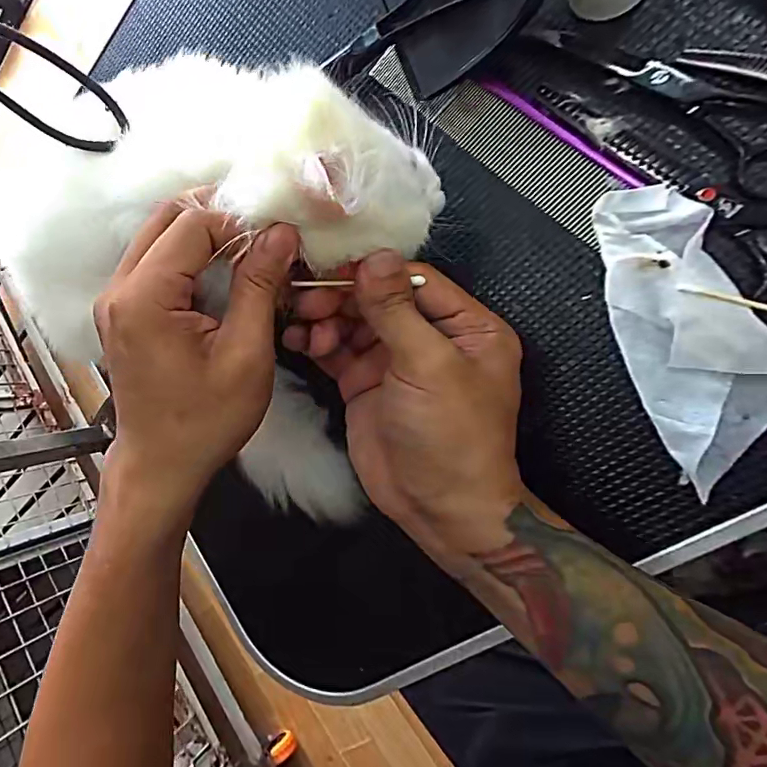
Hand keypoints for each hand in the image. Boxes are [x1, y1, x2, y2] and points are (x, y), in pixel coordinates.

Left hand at [95, 191, 297, 516]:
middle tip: (266, 229)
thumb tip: (279, 234)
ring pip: (159, 234)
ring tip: (251, 248)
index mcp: (145, 299)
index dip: (240, 219)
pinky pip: (156, 261)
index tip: (278, 234)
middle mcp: (119, 290)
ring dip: (206, 231)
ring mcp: (116, 300)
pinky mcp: (124, 312)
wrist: (161, 466)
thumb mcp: (245, 356)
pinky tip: (225, 271)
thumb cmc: (205, 422)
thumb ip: (258, 287)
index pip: (192, 223)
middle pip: (167, 216)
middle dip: (220, 213)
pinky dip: (192, 255)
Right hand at [284, 250, 525, 560]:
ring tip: (305, 327)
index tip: (331, 268)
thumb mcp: (429, 366)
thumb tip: (376, 257)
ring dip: (326, 318)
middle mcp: (433, 338)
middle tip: (308, 301)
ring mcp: (397, 362)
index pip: (415, 280)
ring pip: (355, 321)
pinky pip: (339, 350)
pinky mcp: (368, 384)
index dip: (373, 272)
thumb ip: (397, 310)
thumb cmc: (452, 438)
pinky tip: (299, 340)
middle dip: (342, 296)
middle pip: (380, 298)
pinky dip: (318, 342)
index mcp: (468, 327)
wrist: (439, 509)